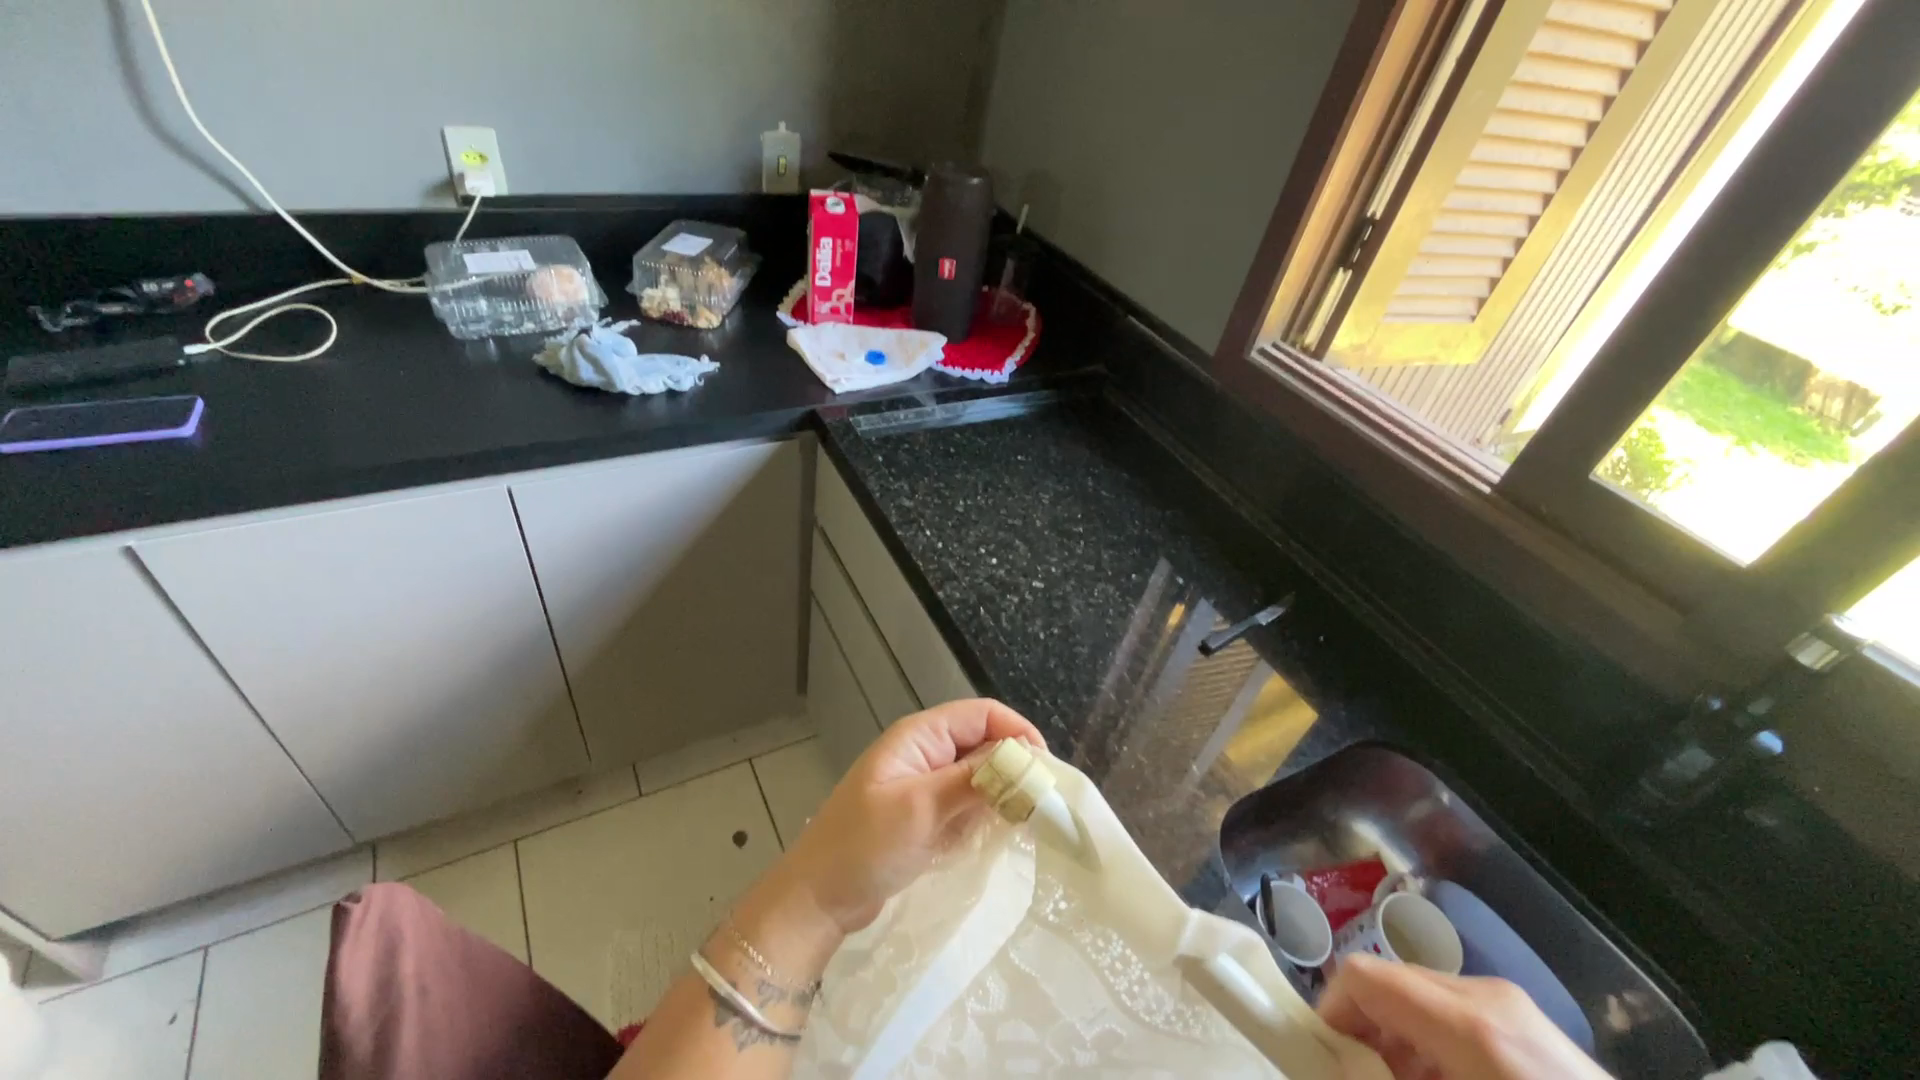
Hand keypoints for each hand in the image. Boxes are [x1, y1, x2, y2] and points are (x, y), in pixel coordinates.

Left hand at [776, 698, 1044, 934]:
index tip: (1045, 770)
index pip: (982, 714)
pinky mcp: (926, 816)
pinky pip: (968, 804)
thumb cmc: (864, 846)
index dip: (1017, 732)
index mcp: (919, 737)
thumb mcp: (922, 808)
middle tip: (1043, 801)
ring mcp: (925, 786)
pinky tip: (1001, 835)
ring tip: (1027, 820)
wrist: (818, 899)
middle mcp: (925, 753)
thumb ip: (974, 779)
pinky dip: (987, 815)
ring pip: (980, 775)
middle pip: (984, 742)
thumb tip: (1024, 759)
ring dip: (1003, 793)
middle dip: (1015, 766)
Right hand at [1318, 953, 1611, 1079]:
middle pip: (1388, 982)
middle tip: (1358, 1078)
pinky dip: (1428, 1043)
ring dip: (1394, 1039)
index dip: (1330, 1012)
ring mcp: (1511, 1004)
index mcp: (1469, 1024)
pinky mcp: (1525, 1020)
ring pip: (1418, 995)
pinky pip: (1452, 1012)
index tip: (1326, 1060)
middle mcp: (1486, 996)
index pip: (1363, 976)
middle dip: (1362, 1030)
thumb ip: (1385, 1079)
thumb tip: (1338, 1070)